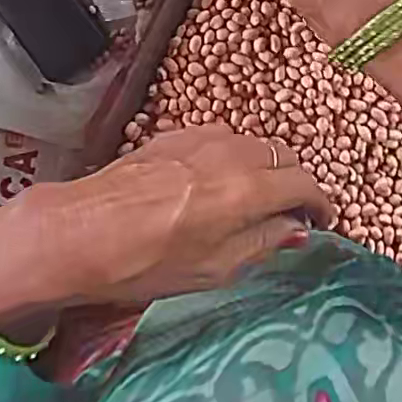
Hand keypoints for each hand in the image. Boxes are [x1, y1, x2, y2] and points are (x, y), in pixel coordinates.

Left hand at [18, 125, 330, 305]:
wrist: (81, 230)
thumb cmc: (147, 262)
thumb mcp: (215, 268)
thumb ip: (263, 241)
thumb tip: (295, 228)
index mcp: (247, 188)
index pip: (304, 183)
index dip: (319, 203)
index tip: (320, 220)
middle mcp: (230, 152)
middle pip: (282, 156)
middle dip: (294, 182)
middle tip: (288, 212)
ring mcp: (199, 137)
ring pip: (252, 143)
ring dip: (264, 166)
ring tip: (252, 197)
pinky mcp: (173, 133)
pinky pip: (220, 138)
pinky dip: (233, 156)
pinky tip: (215, 180)